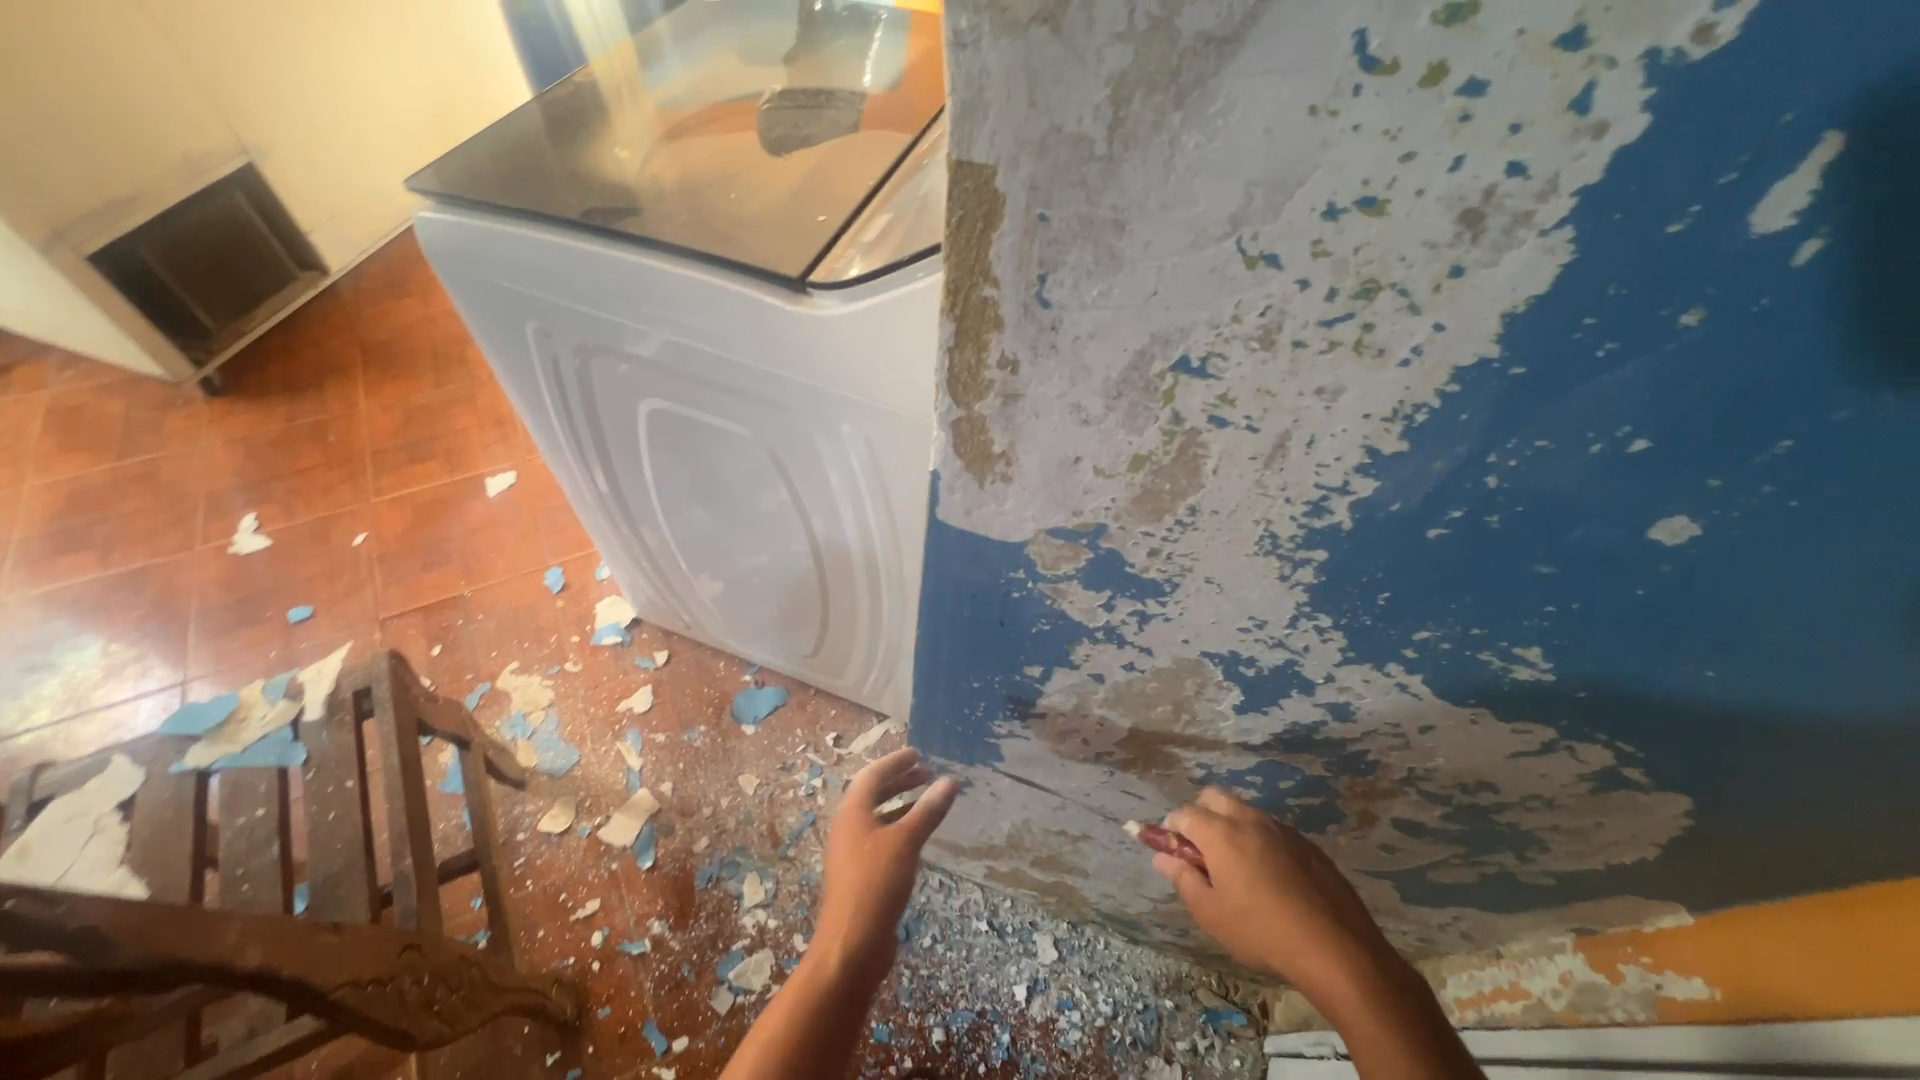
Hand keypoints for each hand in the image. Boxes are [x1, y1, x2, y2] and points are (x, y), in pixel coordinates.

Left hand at [813, 748, 958, 986]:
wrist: (851, 944)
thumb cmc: (876, 884)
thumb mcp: (906, 842)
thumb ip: (928, 810)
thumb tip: (950, 780)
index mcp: (852, 812)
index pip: (872, 775)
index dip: (895, 762)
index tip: (918, 754)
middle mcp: (848, 828)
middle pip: (872, 795)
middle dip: (899, 781)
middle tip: (927, 773)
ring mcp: (852, 853)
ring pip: (877, 818)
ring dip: (901, 805)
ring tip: (927, 800)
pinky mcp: (861, 876)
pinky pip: (881, 839)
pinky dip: (900, 829)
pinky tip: (918, 838)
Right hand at [1154, 788, 1404, 998]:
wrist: (1336, 948)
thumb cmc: (1261, 932)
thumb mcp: (1210, 913)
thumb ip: (1183, 879)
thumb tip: (1162, 857)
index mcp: (1221, 833)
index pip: (1184, 813)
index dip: (1171, 829)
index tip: (1172, 852)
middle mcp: (1250, 820)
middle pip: (1215, 797)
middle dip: (1201, 815)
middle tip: (1202, 853)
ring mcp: (1283, 830)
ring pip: (1246, 812)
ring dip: (1232, 827)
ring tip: (1237, 869)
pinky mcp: (1309, 845)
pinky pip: (1274, 831)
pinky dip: (1261, 842)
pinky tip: (1271, 879)